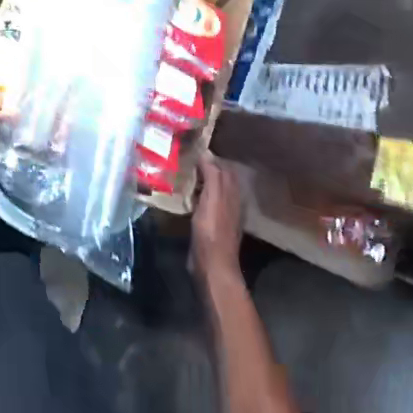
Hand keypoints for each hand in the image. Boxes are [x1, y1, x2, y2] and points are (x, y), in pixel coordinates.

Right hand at [190, 154, 246, 289]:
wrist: (212, 265)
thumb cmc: (211, 231)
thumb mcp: (212, 200)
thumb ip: (213, 177)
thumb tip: (208, 153)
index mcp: (232, 194)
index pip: (223, 168)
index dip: (210, 157)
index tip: (191, 147)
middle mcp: (229, 202)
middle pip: (218, 178)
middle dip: (205, 167)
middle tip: (183, 158)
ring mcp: (220, 214)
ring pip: (211, 190)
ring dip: (199, 181)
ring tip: (181, 172)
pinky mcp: (210, 224)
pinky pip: (203, 202)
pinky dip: (195, 195)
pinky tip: (183, 195)